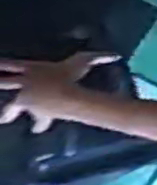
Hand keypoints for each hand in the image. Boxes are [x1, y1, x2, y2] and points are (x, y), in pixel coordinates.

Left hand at [0, 53, 119, 132]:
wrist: (60, 97)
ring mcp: (24, 98)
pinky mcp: (34, 111)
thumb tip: (116, 56)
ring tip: (5, 120)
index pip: (10, 64)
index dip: (1, 63)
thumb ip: (100, 57)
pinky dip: (41, 123)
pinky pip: (39, 117)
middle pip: (2, 83)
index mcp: (32, 70)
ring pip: (12, 107)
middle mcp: (22, 83)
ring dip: (8, 113)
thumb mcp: (86, 60)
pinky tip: (40, 129)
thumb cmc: (70, 76)